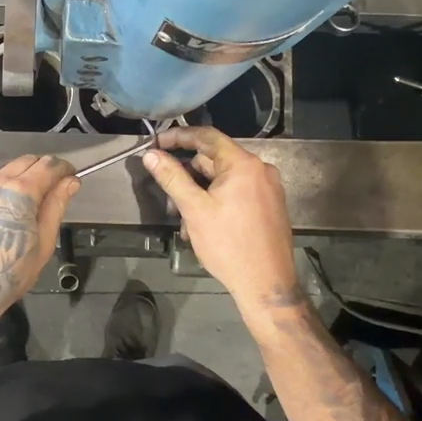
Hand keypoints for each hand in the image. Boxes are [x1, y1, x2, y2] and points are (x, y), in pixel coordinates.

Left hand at [0, 155, 79, 340]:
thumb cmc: (9, 273)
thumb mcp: (43, 243)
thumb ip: (56, 206)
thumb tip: (70, 182)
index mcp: (20, 190)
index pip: (48, 165)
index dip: (64, 168)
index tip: (71, 177)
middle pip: (25, 161)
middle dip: (43, 169)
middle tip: (53, 188)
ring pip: (3, 171)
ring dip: (19, 178)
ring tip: (27, 203)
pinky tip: (1, 213)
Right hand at [140, 127, 303, 315]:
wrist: (266, 283)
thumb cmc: (228, 245)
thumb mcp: (194, 209)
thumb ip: (172, 178)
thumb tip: (151, 155)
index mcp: (243, 164)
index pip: (207, 137)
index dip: (178, 136)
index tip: (156, 144)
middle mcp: (260, 169)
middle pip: (215, 159)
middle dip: (187, 174)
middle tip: (168, 196)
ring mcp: (268, 188)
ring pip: (224, 178)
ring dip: (200, 191)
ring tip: (184, 220)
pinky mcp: (270, 205)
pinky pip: (237, 192)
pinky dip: (217, 199)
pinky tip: (203, 224)